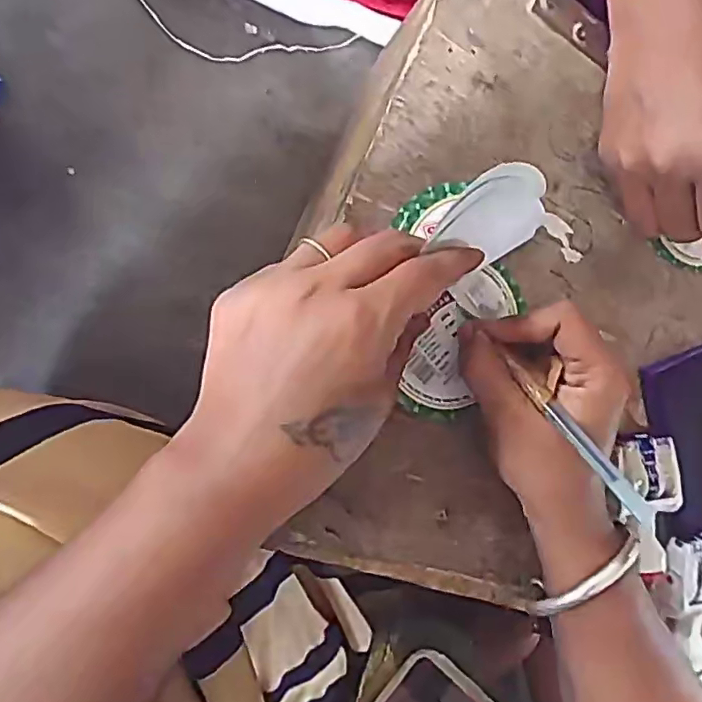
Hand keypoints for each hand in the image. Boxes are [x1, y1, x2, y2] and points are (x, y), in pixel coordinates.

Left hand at [181, 225, 481, 526]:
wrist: (235, 462)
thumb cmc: (318, 446)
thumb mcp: (380, 396)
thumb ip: (403, 341)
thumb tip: (417, 309)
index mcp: (361, 320)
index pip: (420, 271)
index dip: (451, 260)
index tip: (466, 255)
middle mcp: (318, 288)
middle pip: (381, 242)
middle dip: (413, 248)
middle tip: (422, 264)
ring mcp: (273, 285)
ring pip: (335, 239)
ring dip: (363, 251)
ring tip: (367, 276)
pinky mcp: (240, 292)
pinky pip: (291, 264)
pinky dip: (316, 274)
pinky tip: (314, 307)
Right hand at [458, 302, 632, 528]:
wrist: (565, 515)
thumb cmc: (545, 472)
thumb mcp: (510, 418)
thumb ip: (487, 370)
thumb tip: (467, 330)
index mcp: (601, 370)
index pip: (562, 318)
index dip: (520, 323)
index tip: (485, 340)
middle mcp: (606, 366)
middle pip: (556, 326)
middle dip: (514, 336)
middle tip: (479, 349)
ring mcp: (595, 379)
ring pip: (549, 342)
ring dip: (514, 350)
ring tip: (484, 365)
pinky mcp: (579, 390)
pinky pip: (548, 361)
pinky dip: (522, 365)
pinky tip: (500, 380)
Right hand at [602, 10, 701, 243]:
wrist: (665, 21)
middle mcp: (675, 170)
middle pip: (688, 232)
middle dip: (701, 220)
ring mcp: (636, 166)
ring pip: (654, 226)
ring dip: (670, 216)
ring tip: (679, 194)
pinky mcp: (610, 156)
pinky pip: (629, 200)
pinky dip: (646, 196)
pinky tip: (656, 169)